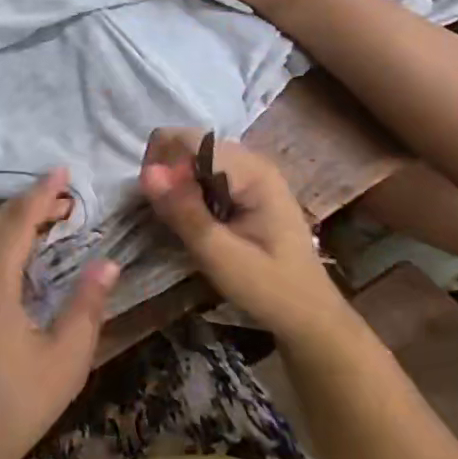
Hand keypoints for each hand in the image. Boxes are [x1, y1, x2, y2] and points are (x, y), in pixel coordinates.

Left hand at [0, 169, 120, 458]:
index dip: (41, 192)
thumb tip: (108, 260)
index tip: (62, 170)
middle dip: (28, 202)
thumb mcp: (65, 360)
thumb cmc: (18, 401)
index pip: (18, 220)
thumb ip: (87, 305)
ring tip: (37, 217)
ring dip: (4, 215)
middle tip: (63, 200)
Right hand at [140, 128, 349, 342]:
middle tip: (167, 215)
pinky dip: (190, 189)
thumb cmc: (270, 289)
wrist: (311, 318)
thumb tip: (146, 172)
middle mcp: (251, 160)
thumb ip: (184, 212)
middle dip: (168, 173)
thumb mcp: (221, 257)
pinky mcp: (247, 185)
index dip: (162, 164)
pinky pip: (205, 171)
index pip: (189, 140)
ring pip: (195, 157)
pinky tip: (197, 219)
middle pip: (190, 144)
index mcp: (252, 171)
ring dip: (177, 182)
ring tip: (180, 220)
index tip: (156, 202)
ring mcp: (251, 171)